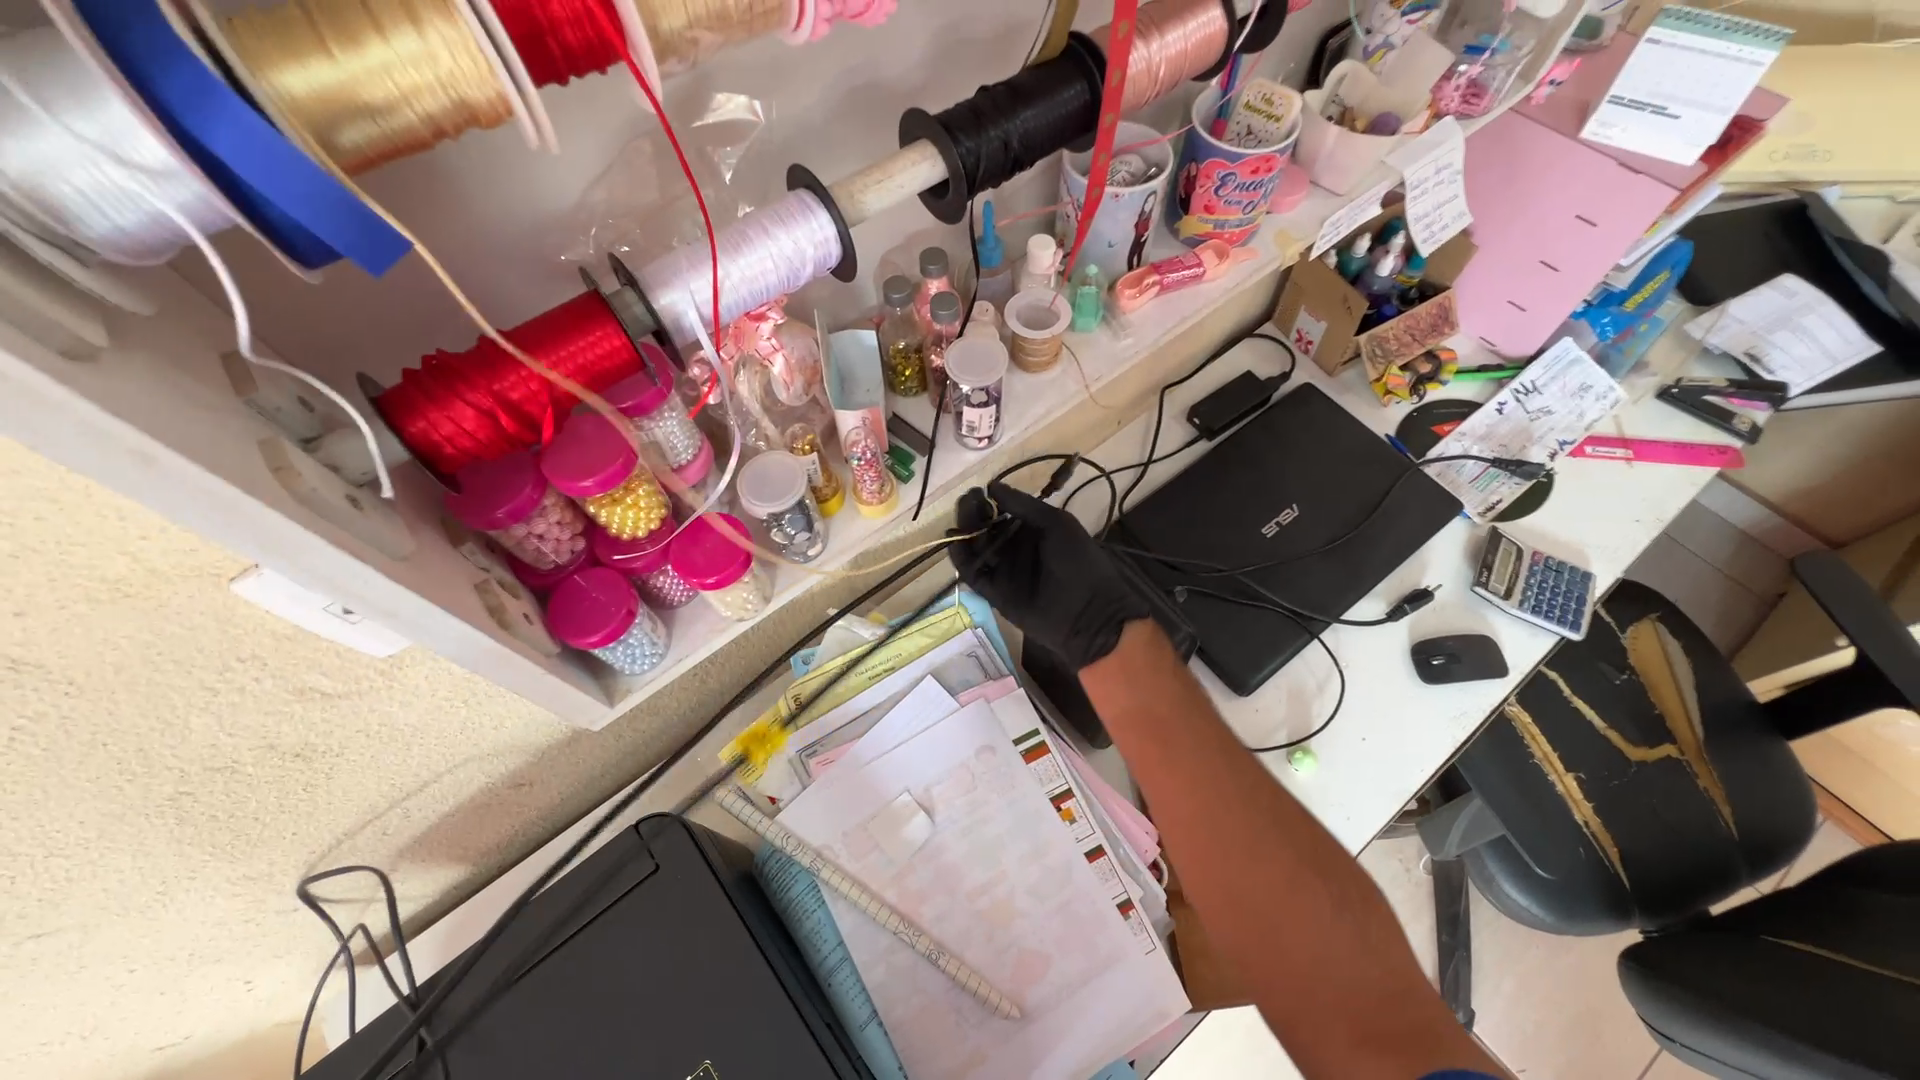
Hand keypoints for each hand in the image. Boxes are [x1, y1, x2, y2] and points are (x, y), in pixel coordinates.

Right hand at [949, 482, 1149, 670]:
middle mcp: (1016, 548)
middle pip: (987, 528)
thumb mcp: (1056, 524)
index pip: (1004, 512)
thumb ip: (1024, 505)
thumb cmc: (1077, 562)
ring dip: (966, 533)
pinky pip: (973, 574)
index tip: (979, 491)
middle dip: (974, 514)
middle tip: (966, 502)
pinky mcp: (994, 593)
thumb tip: (993, 486)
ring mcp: (1005, 571)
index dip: (990, 501)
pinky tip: (955, 542)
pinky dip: (962, 559)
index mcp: (1033, 530)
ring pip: (977, 549)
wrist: (1087, 614)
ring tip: (957, 520)